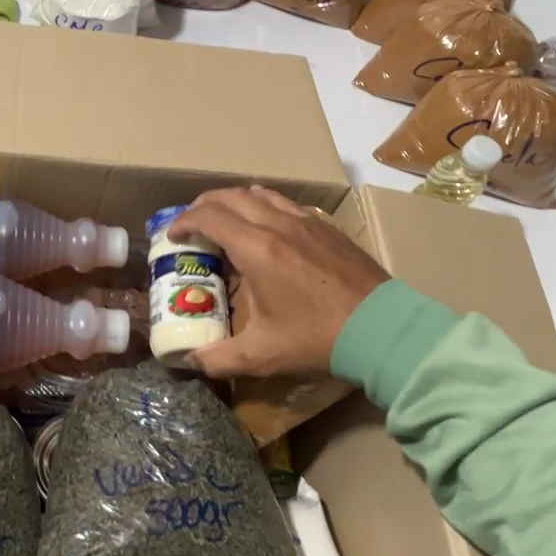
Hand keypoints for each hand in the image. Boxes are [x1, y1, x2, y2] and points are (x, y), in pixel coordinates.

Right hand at [169, 186, 389, 377]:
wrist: (383, 330)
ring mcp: (306, 222)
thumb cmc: (318, 338)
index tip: (172, 235)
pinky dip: (266, 207)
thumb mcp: (262, 355)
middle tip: (192, 225)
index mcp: (256, 249)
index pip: (209, 217)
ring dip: (236, 202)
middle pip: (230, 196)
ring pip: (261, 194)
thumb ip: (219, 358)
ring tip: (227, 222)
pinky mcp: (327, 227)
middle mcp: (277, 225)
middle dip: (204, 205)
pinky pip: (286, 203)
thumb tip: (190, 362)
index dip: (184, 222)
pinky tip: (269, 230)